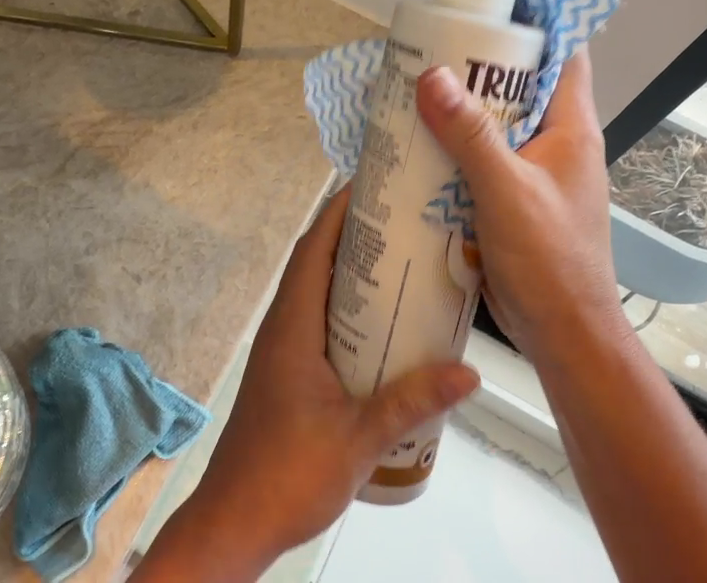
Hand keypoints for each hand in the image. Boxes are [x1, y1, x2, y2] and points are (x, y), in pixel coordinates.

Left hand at [133, 187, 479, 581]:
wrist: (236, 520)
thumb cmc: (289, 473)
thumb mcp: (360, 438)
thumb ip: (412, 403)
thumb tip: (469, 371)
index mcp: (292, 326)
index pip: (313, 250)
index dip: (338, 212)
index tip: (374, 186)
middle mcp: (283, 328)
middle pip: (315, 263)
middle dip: (353, 235)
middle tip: (405, 221)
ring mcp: (282, 352)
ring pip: (316, 293)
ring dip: (350, 271)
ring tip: (402, 263)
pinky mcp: (286, 374)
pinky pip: (317, 321)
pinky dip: (346, 307)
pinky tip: (383, 326)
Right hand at [415, 48, 621, 361]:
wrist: (564, 335)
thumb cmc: (551, 260)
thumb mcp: (507, 191)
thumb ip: (471, 135)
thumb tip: (432, 75)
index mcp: (572, 128)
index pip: (563, 55)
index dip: (532, 25)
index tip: (484, 6)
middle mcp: (555, 143)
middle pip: (517, 88)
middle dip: (475, 68)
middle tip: (426, 49)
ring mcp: (532, 173)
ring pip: (494, 126)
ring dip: (458, 113)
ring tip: (410, 92)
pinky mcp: (511, 201)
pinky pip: (479, 162)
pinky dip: (451, 152)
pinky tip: (415, 149)